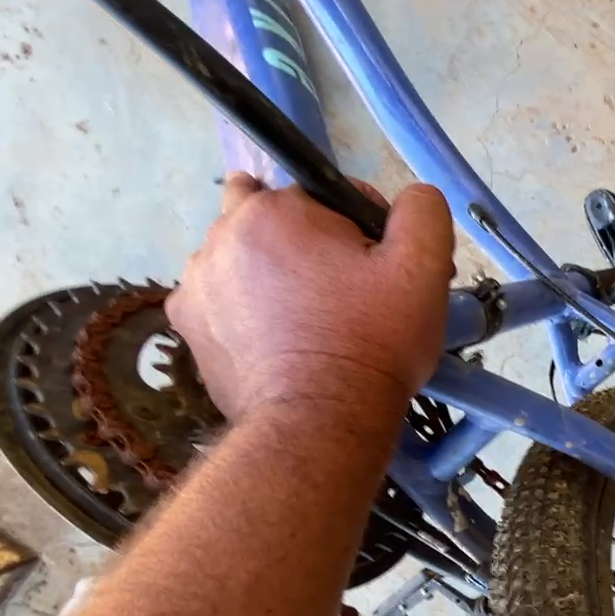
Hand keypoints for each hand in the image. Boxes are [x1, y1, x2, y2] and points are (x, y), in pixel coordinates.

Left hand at [167, 173, 455, 423]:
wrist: (322, 419)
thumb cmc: (376, 341)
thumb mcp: (424, 270)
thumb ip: (423, 214)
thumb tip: (414, 196)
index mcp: (277, 210)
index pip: (336, 196)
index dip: (372, 233)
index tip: (389, 275)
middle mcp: (222, 233)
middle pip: (284, 220)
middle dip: (318, 246)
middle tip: (353, 296)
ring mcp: (197, 280)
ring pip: (253, 259)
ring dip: (283, 276)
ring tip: (321, 324)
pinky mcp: (190, 324)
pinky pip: (229, 298)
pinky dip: (256, 310)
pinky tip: (287, 340)